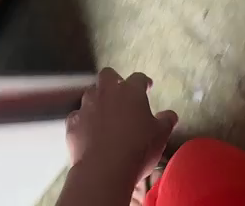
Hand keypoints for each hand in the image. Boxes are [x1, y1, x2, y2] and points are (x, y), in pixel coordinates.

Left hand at [66, 68, 178, 186]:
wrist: (104, 169)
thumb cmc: (137, 149)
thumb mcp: (160, 136)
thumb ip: (166, 122)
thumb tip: (171, 114)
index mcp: (130, 91)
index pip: (139, 78)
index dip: (144, 82)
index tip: (147, 86)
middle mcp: (107, 92)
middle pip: (108, 75)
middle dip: (114, 80)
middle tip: (120, 92)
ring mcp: (87, 105)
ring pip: (91, 93)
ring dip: (97, 100)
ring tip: (104, 114)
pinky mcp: (73, 122)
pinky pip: (78, 116)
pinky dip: (83, 121)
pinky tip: (88, 131)